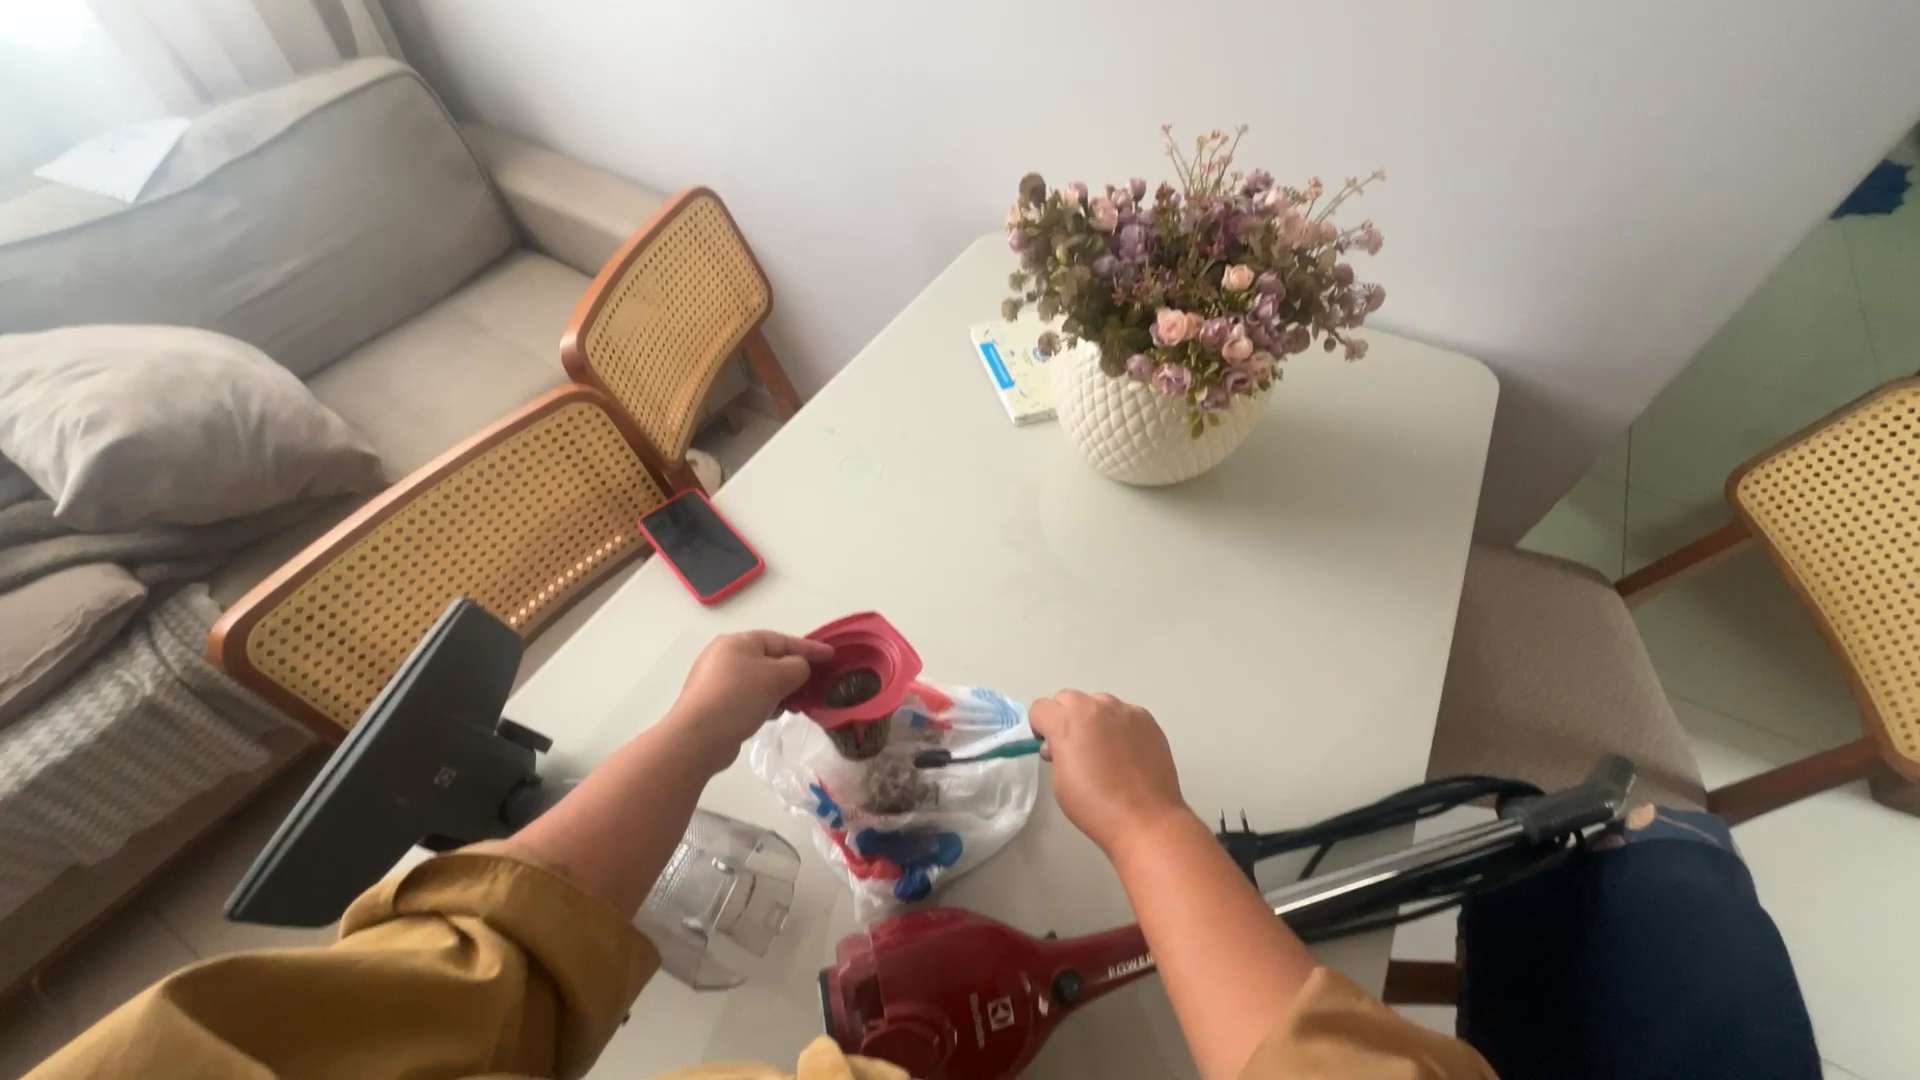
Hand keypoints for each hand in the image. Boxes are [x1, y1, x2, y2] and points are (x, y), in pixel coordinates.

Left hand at [663, 630, 833, 771]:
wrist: (697, 739)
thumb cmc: (738, 698)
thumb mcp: (777, 676)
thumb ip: (798, 666)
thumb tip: (799, 669)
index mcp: (737, 642)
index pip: (781, 640)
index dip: (809, 648)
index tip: (832, 656)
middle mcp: (724, 656)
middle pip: (770, 659)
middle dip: (794, 671)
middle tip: (816, 683)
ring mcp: (716, 681)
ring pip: (760, 680)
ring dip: (780, 690)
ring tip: (797, 704)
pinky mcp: (714, 704)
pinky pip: (749, 697)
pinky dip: (765, 702)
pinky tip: (773, 715)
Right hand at [1029, 690, 1189, 859]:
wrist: (1145, 820)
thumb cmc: (1095, 806)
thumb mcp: (1059, 780)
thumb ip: (1056, 751)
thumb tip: (1061, 744)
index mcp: (1067, 722)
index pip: (1040, 708)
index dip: (1041, 728)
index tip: (1051, 748)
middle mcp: (1095, 707)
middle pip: (1068, 698)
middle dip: (1066, 718)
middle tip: (1077, 748)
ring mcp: (1124, 710)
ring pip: (1098, 703)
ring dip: (1094, 719)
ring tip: (1106, 750)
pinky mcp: (1147, 719)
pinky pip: (1124, 713)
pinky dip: (1119, 726)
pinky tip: (1127, 752)